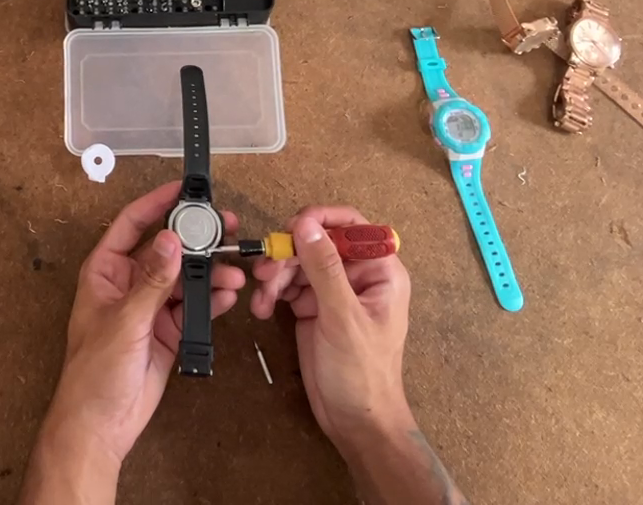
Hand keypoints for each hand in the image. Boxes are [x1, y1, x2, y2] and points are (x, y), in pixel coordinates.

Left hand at [38, 180, 245, 462]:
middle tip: (224, 226)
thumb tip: (171, 240)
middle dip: (195, 238)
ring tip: (234, 268)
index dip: (156, 203)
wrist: (101, 427)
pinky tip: (228, 294)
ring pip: (184, 277)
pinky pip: (193, 306)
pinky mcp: (168, 330)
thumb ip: (151, 281)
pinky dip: (212, 299)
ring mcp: (150, 306)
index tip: (183, 188)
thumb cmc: (94, 371)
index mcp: (106, 270)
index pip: (132, 224)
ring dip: (208, 271)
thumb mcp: (124, 321)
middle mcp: (129, 281)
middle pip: (166, 248)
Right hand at [249, 205, 413, 453]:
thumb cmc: (362, 373)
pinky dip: (272, 292)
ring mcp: (333, 290)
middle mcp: (356, 275)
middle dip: (288, 254)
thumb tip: (305, 224)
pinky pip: (287, 284)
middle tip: (266, 271)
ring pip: (297, 261)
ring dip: (275, 275)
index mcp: (379, 271)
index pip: (352, 225)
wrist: (354, 423)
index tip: (293, 227)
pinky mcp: (312, 306)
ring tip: (262, 297)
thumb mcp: (342, 317)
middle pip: (316, 242)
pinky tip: (263, 308)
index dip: (322, 219)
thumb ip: (324, 268)